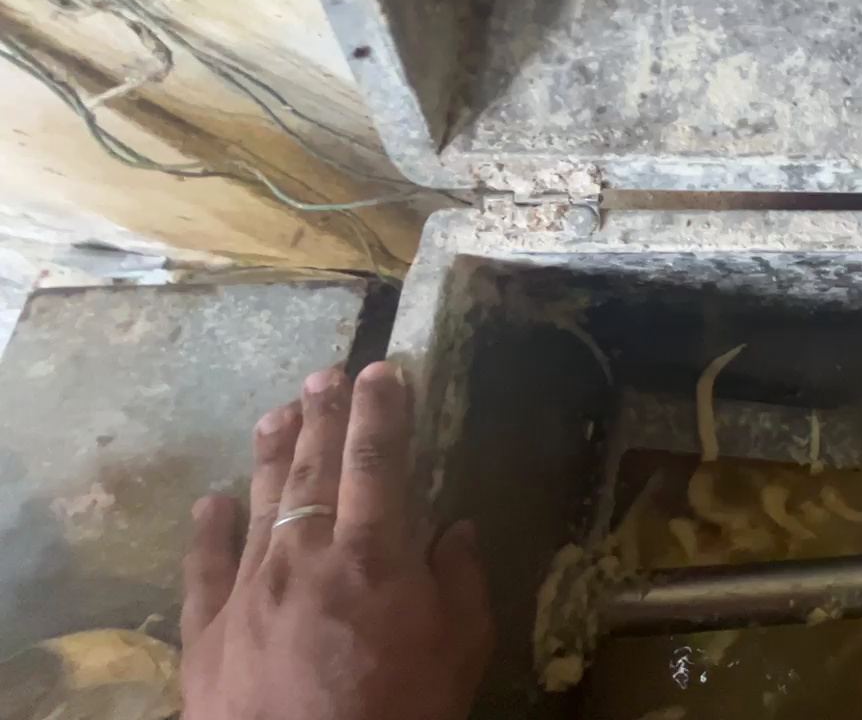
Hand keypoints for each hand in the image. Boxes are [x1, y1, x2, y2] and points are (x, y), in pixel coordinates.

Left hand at [180, 362, 494, 719]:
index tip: (385, 370)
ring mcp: (249, 595)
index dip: (383, 410)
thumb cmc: (406, 705)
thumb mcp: (462, 640)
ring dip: (275, 454)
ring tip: (282, 411)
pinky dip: (209, 530)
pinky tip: (214, 499)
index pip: (379, 461)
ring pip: (262, 506)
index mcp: (376, 554)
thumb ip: (460, 575)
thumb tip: (455, 528)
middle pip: (316, 471)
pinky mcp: (209, 636)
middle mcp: (307, 560)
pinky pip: (204, 571)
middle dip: (326, 417)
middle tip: (326, 373)